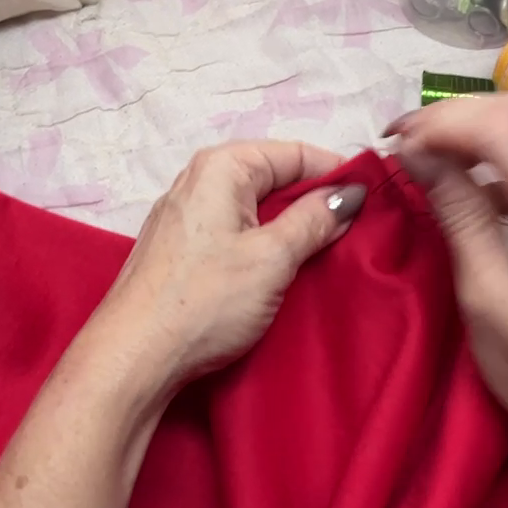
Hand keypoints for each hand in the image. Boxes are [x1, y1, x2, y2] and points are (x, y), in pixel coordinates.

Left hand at [92, 141, 365, 393]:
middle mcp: (199, 178)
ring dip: (291, 223)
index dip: (335, 173)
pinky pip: (236, 227)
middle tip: (357, 229)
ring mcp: (186, 212)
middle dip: (314, 199)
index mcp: (221, 166)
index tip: (373, 198)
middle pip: (273, 175)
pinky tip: (284, 266)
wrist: (134, 355)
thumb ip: (315, 219)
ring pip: (255, 204)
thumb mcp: (272, 257)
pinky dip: (264, 239)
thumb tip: (350, 193)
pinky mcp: (182, 244)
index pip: (293, 152)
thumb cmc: (205, 300)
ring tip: (329, 249)